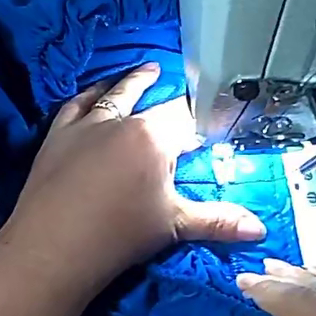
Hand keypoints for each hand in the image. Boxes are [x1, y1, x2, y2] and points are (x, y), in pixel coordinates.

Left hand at [0, 63, 265, 296]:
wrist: (54, 245)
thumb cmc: (121, 233)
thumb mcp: (175, 225)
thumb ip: (218, 221)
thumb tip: (260, 229)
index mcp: (153, 138)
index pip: (182, 119)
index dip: (195, 121)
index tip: (203, 124)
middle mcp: (119, 122)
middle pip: (148, 102)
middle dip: (166, 97)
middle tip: (173, 80)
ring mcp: (84, 126)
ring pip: (112, 95)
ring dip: (129, 82)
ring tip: (144, 70)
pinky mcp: (57, 136)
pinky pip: (74, 106)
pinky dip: (87, 96)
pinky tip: (92, 93)